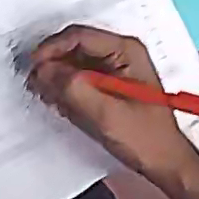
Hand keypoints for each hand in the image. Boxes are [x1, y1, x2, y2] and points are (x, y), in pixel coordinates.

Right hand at [28, 25, 198, 185]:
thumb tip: (44, 70)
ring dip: (56, 77)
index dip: (52, 48)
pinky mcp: (108, 84)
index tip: (34, 66)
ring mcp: (114, 68)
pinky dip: (65, 87)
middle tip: (34, 83)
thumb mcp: (106, 114)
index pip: (80, 36)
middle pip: (75, 46)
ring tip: (44, 95)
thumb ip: (74, 88)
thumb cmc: (145, 138)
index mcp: (126, 50)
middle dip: (52, 63)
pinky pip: (79, 77)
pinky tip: (58, 102)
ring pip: (74, 62)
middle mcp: (120, 53)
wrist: (165, 162)